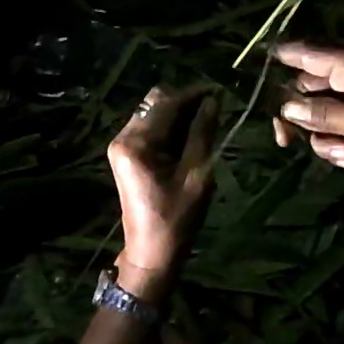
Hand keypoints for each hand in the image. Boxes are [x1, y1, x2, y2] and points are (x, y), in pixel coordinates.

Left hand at [107, 85, 218, 298]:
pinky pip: (150, 129)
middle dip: (186, 102)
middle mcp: (123, 138)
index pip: (167, 103)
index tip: (221, 92)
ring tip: (207, 123)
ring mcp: (122, 145)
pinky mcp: (126, 154)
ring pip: (153, 113)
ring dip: (179, 115)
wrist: (151, 252)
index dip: (194, 94)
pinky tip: (191, 137)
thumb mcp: (197, 174)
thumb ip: (203, 133)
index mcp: (136, 143)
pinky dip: (171, 128)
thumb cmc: (177, 218)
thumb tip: (213, 100)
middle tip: (216, 110)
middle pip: (156, 103)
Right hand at [271, 42, 343, 195]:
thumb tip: (286, 108)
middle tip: (282, 137)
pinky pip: (332, 136)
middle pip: (307, 90)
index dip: (286, 55)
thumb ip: (321, 114)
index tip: (260, 56)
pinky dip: (336, 149)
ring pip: (317, 118)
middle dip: (296, 114)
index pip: (312, 54)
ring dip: (323, 138)